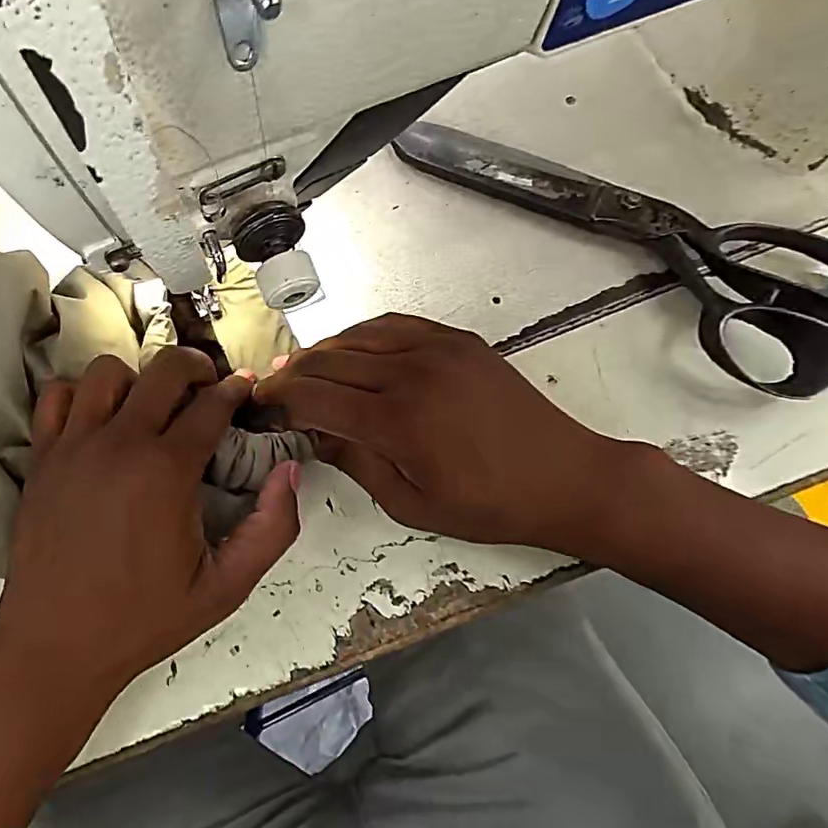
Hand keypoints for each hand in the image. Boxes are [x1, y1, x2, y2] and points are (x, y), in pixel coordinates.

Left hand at [0, 348, 301, 706]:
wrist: (56, 645)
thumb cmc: (143, 619)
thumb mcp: (226, 586)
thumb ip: (272, 528)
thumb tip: (288, 472)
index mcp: (166, 472)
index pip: (211, 405)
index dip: (235, 391)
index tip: (245, 388)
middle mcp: (118, 446)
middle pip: (163, 371)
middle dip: (195, 367)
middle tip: (208, 386)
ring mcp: (73, 448)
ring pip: (107, 372)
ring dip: (138, 378)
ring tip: (153, 404)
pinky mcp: (42, 459)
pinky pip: (56, 396)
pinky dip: (81, 394)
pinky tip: (101, 418)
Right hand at [254, 314, 649, 558]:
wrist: (564, 476)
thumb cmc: (491, 503)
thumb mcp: (412, 504)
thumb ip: (356, 464)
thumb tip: (316, 437)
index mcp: (398, 421)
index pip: (316, 396)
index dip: (281, 398)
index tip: (263, 403)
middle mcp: (413, 373)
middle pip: (330, 360)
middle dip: (294, 373)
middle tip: (276, 388)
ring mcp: (439, 349)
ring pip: (359, 335)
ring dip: (325, 350)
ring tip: (305, 367)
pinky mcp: (459, 341)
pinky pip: (397, 324)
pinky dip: (364, 333)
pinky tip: (354, 347)